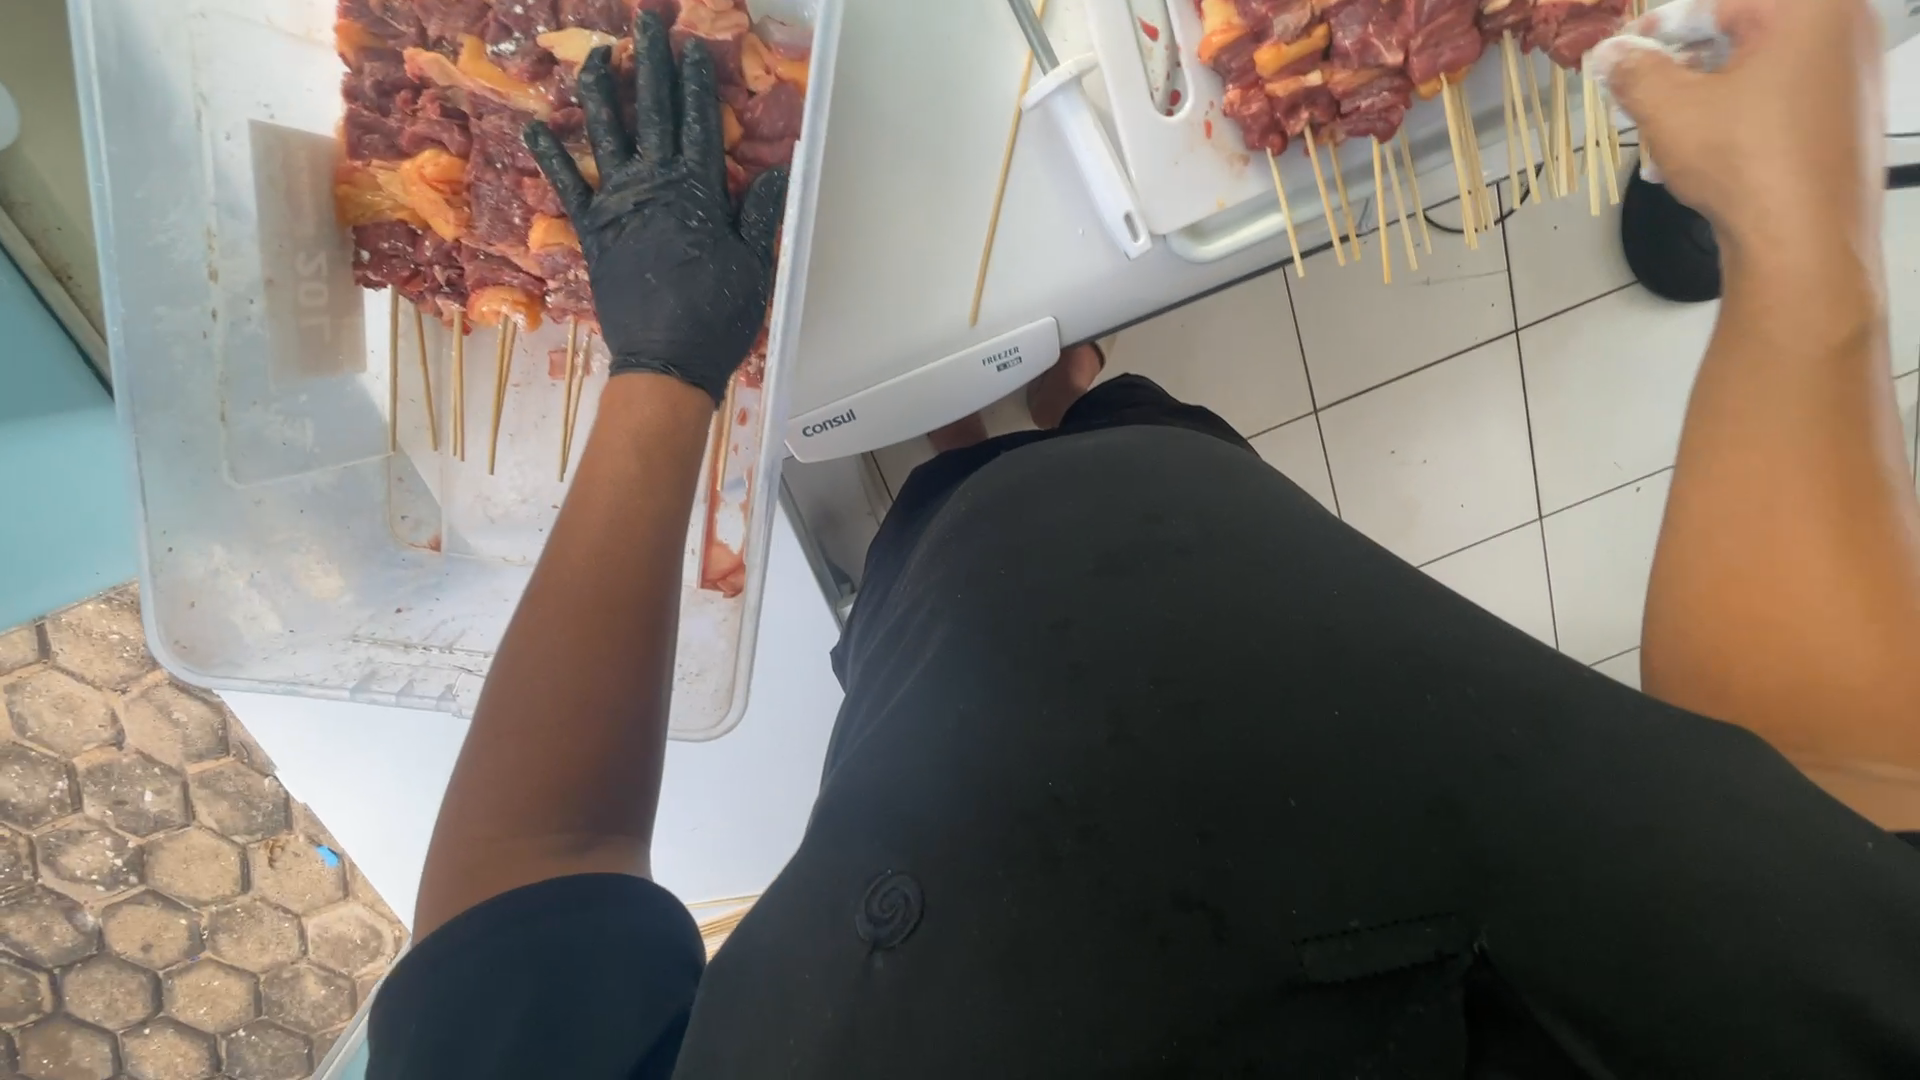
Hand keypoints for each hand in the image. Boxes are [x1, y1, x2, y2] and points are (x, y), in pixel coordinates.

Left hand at [524, 11, 788, 405]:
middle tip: (647, 19)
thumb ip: (760, 213)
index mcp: (698, 192)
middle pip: (652, 111)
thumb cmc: (719, 317)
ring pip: (605, 132)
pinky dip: (550, 154)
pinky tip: (534, 125)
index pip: (699, 122)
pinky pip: (566, 183)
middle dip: (650, 62)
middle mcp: (654, 185)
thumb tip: (778, 167)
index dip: (697, 80)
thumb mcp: (755, 266)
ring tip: (597, 51)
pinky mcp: (590, 230)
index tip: (694, 44)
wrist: (667, 361)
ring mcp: (616, 203)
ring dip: (601, 88)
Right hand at [1590, 0, 1886, 264]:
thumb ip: (1635, 74)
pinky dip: (1733, 114)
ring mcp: (1850, 67)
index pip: (1715, 5)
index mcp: (1806, 9)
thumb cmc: (1740, 157)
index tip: (1616, 57)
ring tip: (1663, 138)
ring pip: (1755, 68)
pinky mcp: (1844, 107)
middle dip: (1679, 69)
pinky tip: (1701, 152)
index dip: (1657, 29)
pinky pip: (1778, 95)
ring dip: (1700, 97)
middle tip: (1635, 101)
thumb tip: (1609, 53)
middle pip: (1739, 32)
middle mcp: (1842, 24)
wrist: (1802, 226)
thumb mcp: (1669, 111)